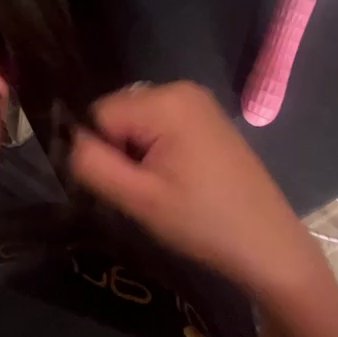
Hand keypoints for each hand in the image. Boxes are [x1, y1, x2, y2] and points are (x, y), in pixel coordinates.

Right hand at [68, 82, 319, 295]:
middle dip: (121, 149)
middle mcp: (180, 88)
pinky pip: (160, 123)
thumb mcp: (140, 200)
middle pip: (119, 113)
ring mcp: (197, 101)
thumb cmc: (204, 223)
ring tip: (164, 188)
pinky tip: (178, 180)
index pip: (100, 114)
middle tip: (147, 191)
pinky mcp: (207, 117)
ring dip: (138, 151)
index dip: (103, 151)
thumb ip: (93, 164)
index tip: (126, 186)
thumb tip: (66, 138)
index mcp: (165, 100)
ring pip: (137, 120)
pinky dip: (157, 149)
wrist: (271, 248)